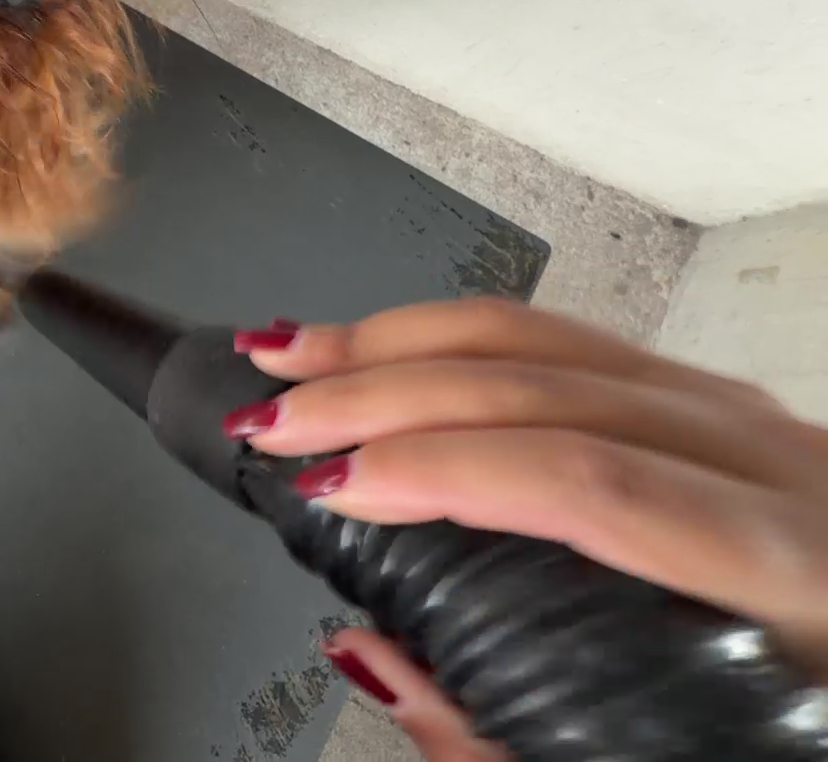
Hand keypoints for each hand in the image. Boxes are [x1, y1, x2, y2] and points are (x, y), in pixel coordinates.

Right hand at [230, 299, 827, 759]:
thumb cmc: (793, 721)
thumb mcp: (662, 759)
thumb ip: (498, 734)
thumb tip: (363, 653)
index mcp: (790, 568)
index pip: (583, 483)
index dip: (434, 470)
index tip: (328, 488)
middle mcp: (760, 462)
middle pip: (526, 391)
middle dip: (370, 399)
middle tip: (270, 424)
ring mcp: (711, 404)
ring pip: (515, 335)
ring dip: (375, 343)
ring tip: (282, 358)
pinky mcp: (666, 379)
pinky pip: (524, 326)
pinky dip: (417, 328)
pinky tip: (350, 340)